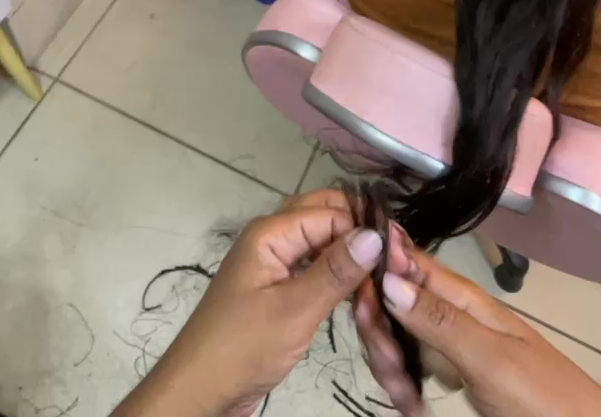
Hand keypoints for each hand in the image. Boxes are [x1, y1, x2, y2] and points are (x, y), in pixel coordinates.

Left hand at [111, 190, 388, 416]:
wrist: (202, 389)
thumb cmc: (244, 346)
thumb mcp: (295, 310)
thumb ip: (335, 271)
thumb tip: (374, 234)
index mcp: (270, 232)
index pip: (329, 211)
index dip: (362, 229)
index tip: (398, 257)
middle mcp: (271, 237)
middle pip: (322, 216)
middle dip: (355, 231)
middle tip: (391, 263)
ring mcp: (272, 262)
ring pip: (318, 241)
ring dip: (346, 253)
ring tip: (381, 279)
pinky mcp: (276, 287)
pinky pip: (311, 265)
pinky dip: (334, 273)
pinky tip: (356, 293)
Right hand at [354, 247, 600, 416]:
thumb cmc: (544, 397)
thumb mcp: (491, 359)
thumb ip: (438, 319)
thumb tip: (384, 275)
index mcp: (459, 295)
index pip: (402, 262)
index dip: (373, 274)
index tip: (357, 307)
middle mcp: (448, 310)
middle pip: (390, 302)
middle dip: (378, 335)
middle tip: (392, 374)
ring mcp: (446, 342)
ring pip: (394, 336)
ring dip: (388, 365)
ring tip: (405, 399)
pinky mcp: (447, 371)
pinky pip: (408, 366)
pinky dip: (401, 385)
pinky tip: (410, 404)